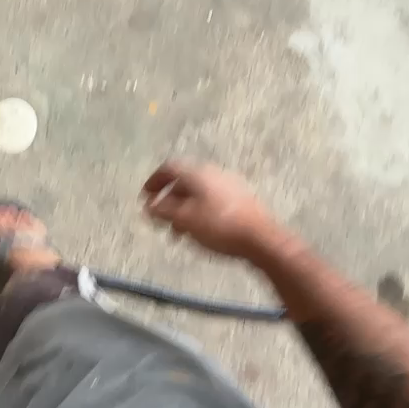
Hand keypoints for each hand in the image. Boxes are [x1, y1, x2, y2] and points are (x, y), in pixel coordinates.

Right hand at [140, 160, 285, 260]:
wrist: (263, 240)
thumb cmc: (219, 226)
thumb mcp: (185, 219)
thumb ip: (163, 210)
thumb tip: (148, 205)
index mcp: (198, 173)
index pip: (169, 168)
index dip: (154, 181)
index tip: (145, 197)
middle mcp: (213, 173)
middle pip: (184, 182)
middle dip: (169, 201)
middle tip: (161, 219)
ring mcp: (230, 185)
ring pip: (198, 194)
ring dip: (184, 210)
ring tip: (179, 233)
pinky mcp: (241, 200)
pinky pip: (212, 201)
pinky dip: (200, 212)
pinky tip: (200, 232)